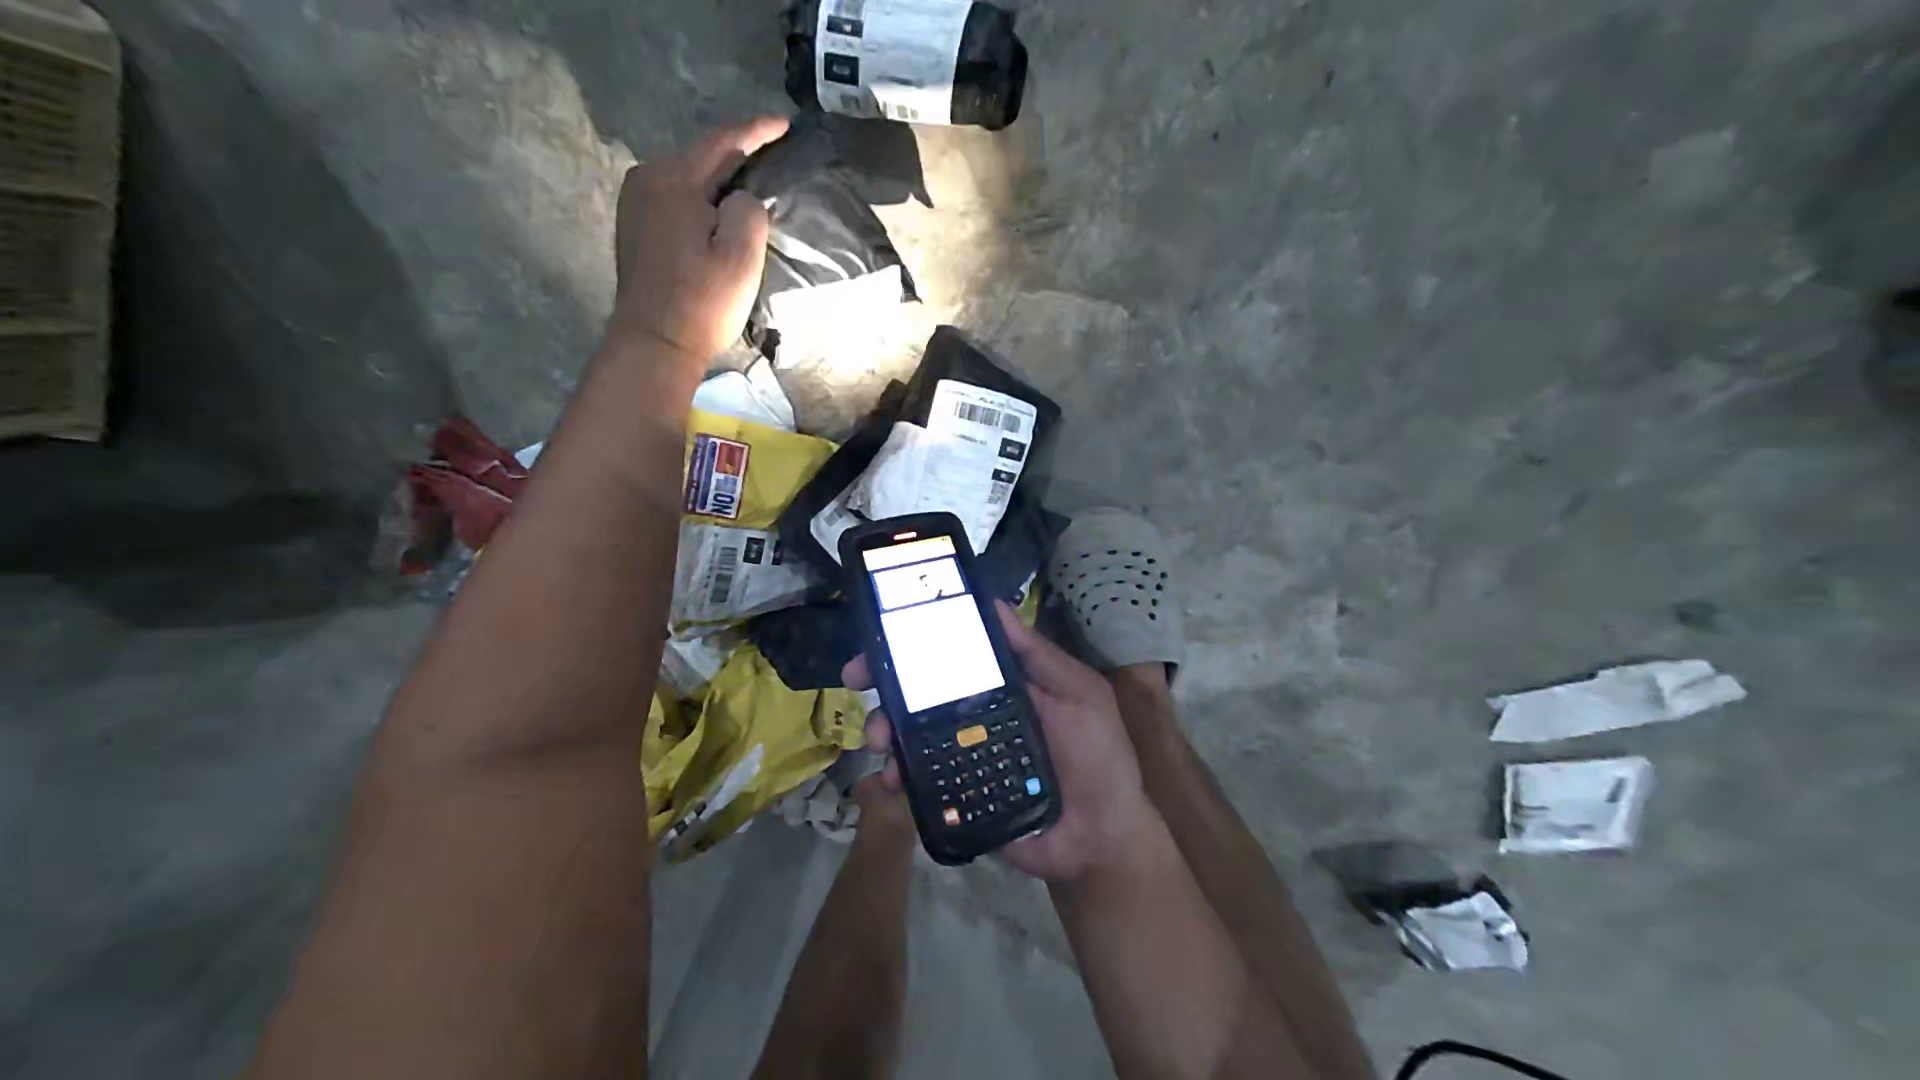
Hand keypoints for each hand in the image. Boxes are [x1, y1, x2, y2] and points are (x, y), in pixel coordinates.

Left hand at [611, 116, 789, 361]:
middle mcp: (646, 179)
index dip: (758, 130)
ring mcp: (635, 203)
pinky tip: (718, 209)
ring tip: (751, 180)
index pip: (723, 142)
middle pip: (701, 156)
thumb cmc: (702, 303)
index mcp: (672, 180)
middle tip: (772, 152)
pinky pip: (675, 197)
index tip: (786, 123)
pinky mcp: (635, 227)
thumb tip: (742, 200)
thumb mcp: (741, 256)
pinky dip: (701, 197)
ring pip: (688, 177)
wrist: (655, 344)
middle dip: (738, 154)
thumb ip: (750, 210)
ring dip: (718, 178)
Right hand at [843, 602, 1162, 882]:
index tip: (884, 632)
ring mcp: (963, 757)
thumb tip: (996, 605)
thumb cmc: (1098, 756)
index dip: (918, 643)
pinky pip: (918, 782)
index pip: (953, 657)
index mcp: (1002, 688)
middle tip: (856, 679)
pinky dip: (896, 776)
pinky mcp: (957, 797)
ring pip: (910, 736)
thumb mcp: (1078, 694)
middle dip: (884, 683)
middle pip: (921, 694)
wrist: (1101, 838)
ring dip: (884, 730)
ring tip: (878, 738)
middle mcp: (976, 717)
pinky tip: (890, 779)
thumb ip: (1038, 656)